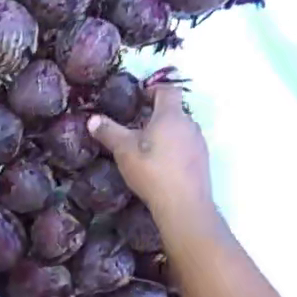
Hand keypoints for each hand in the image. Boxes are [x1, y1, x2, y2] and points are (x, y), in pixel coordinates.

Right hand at [88, 84, 215, 229]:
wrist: (184, 205)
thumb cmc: (153, 172)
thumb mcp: (124, 151)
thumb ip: (109, 132)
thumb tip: (93, 119)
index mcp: (171, 115)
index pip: (167, 90)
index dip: (153, 90)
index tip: (139, 98)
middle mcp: (190, 124)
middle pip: (174, 111)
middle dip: (156, 115)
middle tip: (137, 126)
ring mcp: (199, 143)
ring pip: (181, 130)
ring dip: (166, 133)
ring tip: (147, 147)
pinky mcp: (203, 161)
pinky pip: (186, 147)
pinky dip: (174, 149)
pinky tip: (161, 165)